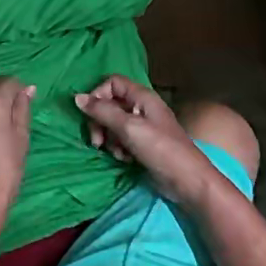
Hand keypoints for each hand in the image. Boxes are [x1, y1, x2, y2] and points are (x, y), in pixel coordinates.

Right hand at [74, 75, 228, 207]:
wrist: (188, 181)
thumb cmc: (161, 150)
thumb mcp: (129, 128)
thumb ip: (103, 112)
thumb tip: (77, 97)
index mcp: (142, 97)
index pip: (112, 83)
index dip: (98, 96)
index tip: (90, 115)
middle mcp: (142, 108)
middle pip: (110, 104)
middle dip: (100, 122)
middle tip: (98, 141)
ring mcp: (143, 127)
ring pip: (113, 124)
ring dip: (110, 139)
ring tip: (118, 153)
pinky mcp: (143, 145)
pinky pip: (121, 140)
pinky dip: (119, 148)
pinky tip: (125, 159)